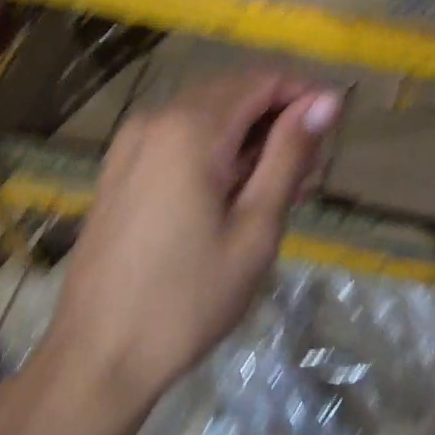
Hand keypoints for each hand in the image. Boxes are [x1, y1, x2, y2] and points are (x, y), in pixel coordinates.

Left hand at [45, 72, 341, 402]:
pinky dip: (216, 153)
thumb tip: (327, 100)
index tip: (335, 133)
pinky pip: (179, 139)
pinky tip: (234, 199)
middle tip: (310, 177)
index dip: (305, 96)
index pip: (262, 79)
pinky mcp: (120, 169)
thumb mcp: (255, 228)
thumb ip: (290, 155)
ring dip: (250, 139)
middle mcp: (155, 119)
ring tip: (280, 195)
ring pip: (208, 116)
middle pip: (234, 93)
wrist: (99, 354)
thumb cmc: (188, 298)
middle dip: (279, 121)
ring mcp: (130, 143)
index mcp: (190, 128)